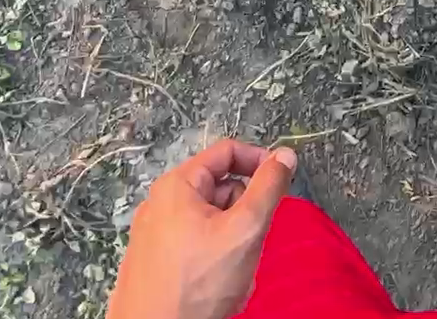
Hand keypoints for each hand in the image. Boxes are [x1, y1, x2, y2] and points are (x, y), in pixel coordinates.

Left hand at [106, 139, 296, 318]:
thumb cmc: (199, 285)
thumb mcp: (246, 228)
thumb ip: (270, 185)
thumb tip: (285, 154)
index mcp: (177, 186)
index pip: (228, 151)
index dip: (260, 161)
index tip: (281, 183)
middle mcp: (159, 204)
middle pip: (221, 185)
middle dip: (245, 207)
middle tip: (254, 235)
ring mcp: (152, 235)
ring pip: (211, 217)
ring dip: (233, 234)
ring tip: (235, 265)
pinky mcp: (151, 263)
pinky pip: (195, 241)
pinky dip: (214, 253)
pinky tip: (217, 282)